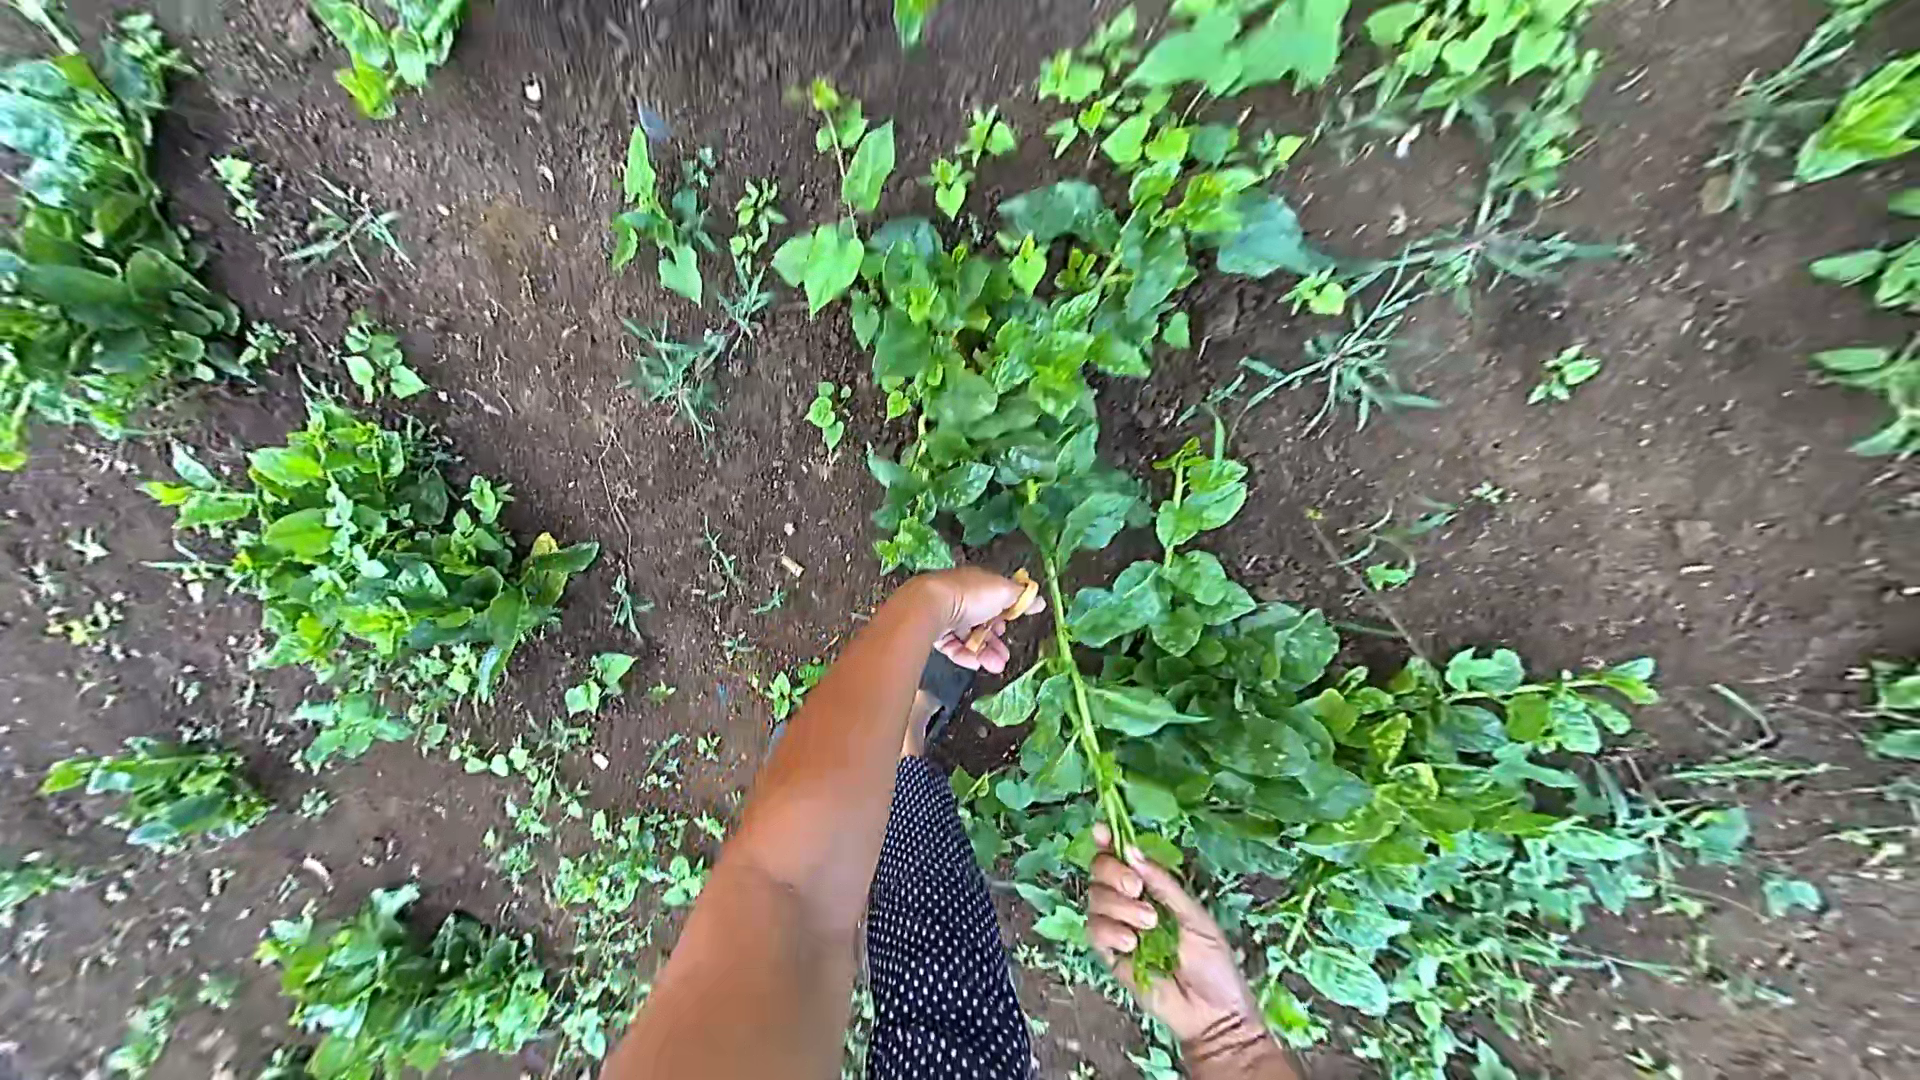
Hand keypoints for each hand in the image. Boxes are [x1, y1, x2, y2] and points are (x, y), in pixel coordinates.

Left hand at [911, 567, 1044, 673]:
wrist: (929, 606)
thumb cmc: (970, 594)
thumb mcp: (1003, 592)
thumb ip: (1021, 597)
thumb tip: (1040, 601)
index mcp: (976, 583)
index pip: (993, 598)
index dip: (1004, 614)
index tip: (1011, 628)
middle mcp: (959, 596)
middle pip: (980, 621)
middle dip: (995, 640)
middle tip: (1005, 657)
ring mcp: (944, 614)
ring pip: (967, 636)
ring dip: (984, 652)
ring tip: (996, 667)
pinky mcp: (932, 631)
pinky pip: (951, 645)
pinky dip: (964, 655)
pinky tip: (975, 664)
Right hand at [1087, 825, 1270, 1057]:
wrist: (1214, 1015)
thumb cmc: (1212, 962)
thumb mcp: (1194, 915)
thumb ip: (1162, 884)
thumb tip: (1130, 850)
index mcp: (1148, 886)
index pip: (1120, 856)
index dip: (1107, 841)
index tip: (1102, 831)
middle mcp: (1126, 900)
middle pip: (1099, 870)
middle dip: (1113, 873)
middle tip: (1136, 888)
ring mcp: (1116, 926)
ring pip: (1095, 897)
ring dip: (1119, 906)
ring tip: (1148, 924)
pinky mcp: (1109, 954)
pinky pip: (1095, 930)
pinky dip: (1110, 931)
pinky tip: (1130, 943)